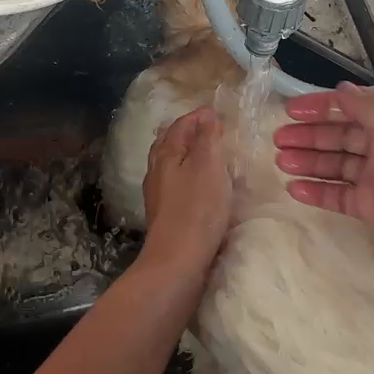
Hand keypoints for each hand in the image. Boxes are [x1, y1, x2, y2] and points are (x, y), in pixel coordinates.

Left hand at [139, 106, 232, 275]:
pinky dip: (189, 176)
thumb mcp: (208, 166)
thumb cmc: (196, 209)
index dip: (198, 116)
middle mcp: (156, 172)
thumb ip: (207, 138)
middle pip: (169, 144)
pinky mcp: (165, 215)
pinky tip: (201, 186)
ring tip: (208, 155)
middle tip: (210, 129)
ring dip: (187, 155)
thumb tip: (206, 114)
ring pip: (171, 165)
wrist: (177, 261)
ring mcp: (158, 195)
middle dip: (188, 133)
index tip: (216, 112)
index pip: (180, 126)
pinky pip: (177, 185)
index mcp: (165, 155)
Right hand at [274, 83, 373, 286]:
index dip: (323, 105)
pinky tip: (294, 188)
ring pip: (338, 164)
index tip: (291, 110)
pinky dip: (317, 191)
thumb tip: (341, 89)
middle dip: (310, 135)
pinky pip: (339, 195)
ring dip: (309, 161)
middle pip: (344, 135)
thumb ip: (364, 105)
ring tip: (280, 161)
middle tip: (278, 139)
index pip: (357, 105)